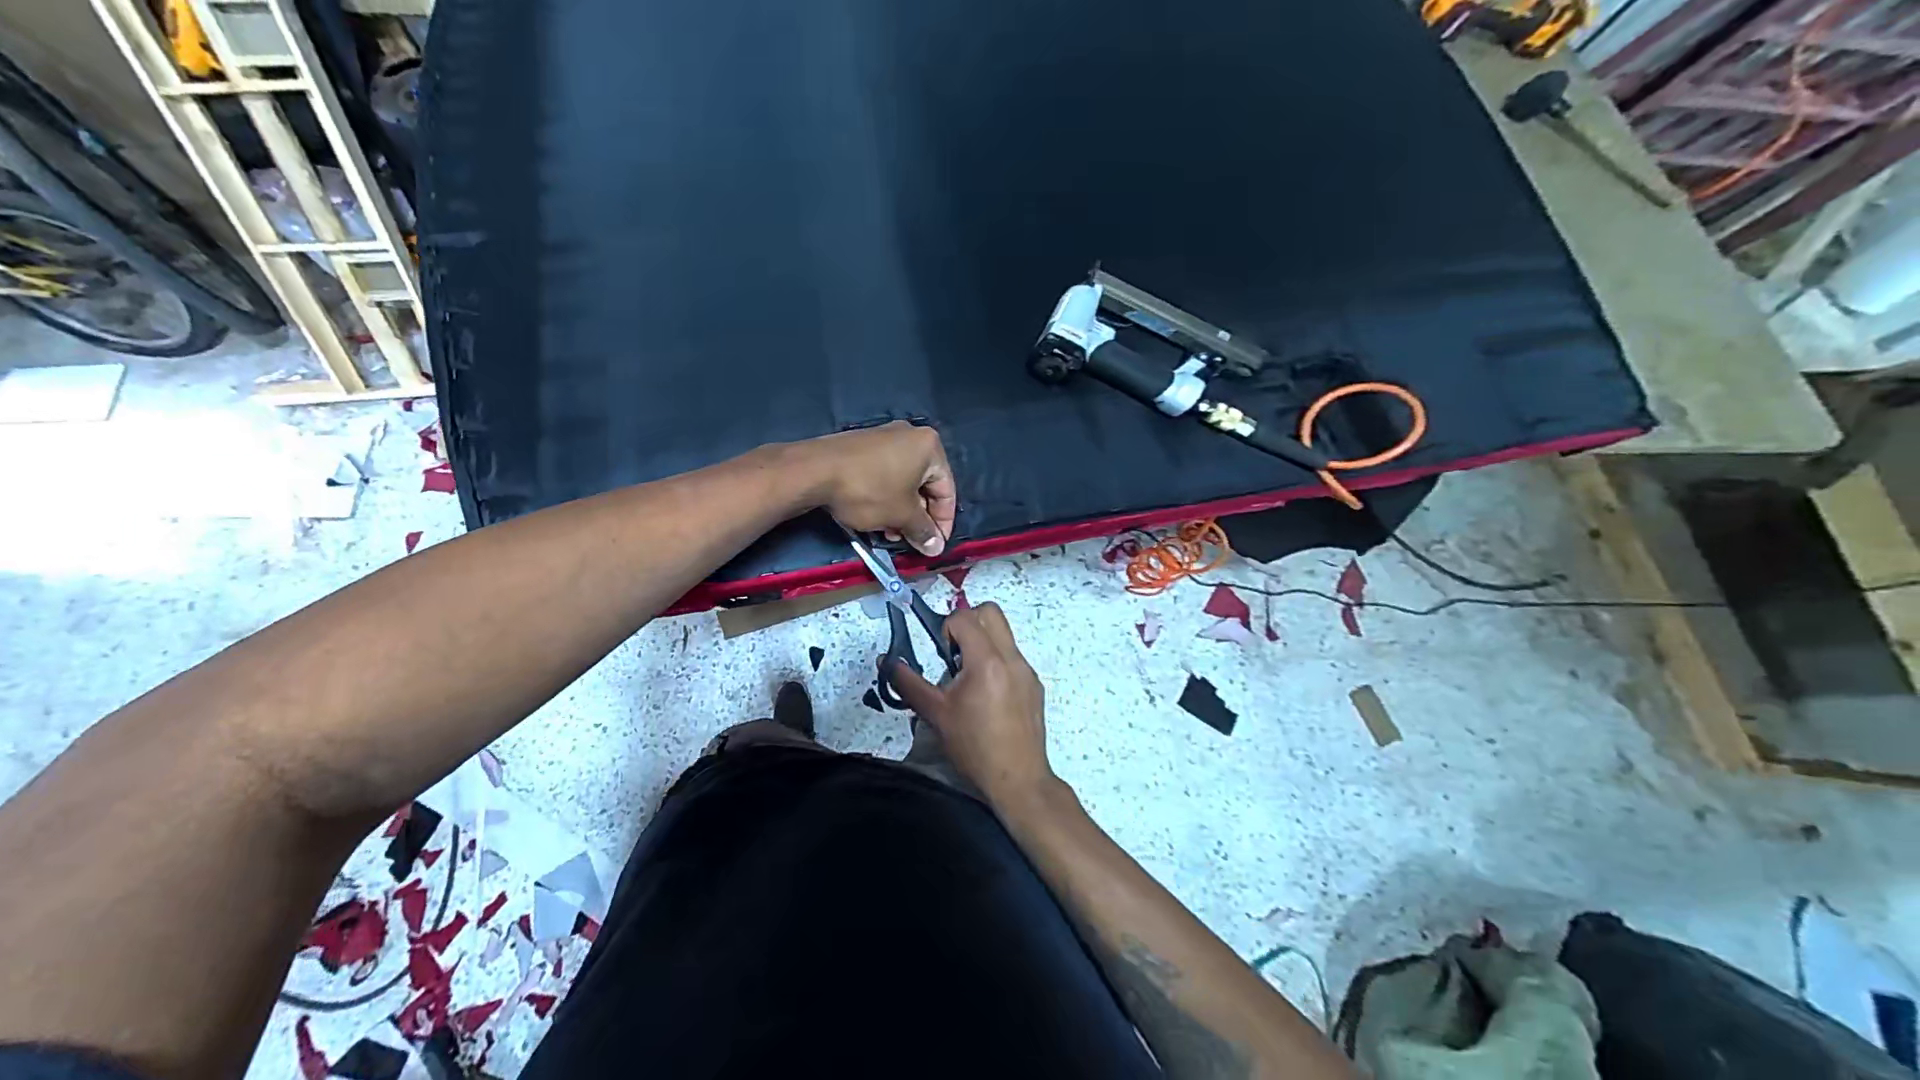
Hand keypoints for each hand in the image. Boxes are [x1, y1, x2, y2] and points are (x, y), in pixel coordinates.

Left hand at [800, 421, 956, 555]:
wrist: (814, 470)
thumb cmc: (869, 490)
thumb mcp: (901, 515)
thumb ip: (923, 531)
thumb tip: (936, 547)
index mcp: (929, 446)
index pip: (947, 491)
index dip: (943, 523)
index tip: (934, 545)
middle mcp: (910, 435)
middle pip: (925, 485)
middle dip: (918, 518)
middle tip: (910, 541)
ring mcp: (885, 438)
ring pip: (904, 482)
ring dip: (901, 511)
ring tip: (889, 533)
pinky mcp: (863, 445)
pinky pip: (885, 474)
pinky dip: (885, 497)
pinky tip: (875, 517)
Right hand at [889, 603, 1056, 807]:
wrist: (1017, 780)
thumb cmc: (973, 747)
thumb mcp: (936, 714)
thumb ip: (908, 683)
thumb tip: (886, 661)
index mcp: (987, 661)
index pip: (965, 617)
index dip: (947, 629)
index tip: (941, 655)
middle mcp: (1012, 658)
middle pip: (990, 612)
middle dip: (968, 622)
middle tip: (954, 653)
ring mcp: (1027, 671)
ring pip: (1004, 634)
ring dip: (982, 642)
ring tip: (968, 678)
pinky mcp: (1034, 685)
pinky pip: (1013, 657)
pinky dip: (996, 661)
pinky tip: (987, 697)